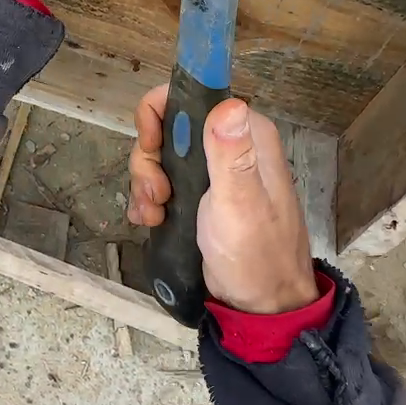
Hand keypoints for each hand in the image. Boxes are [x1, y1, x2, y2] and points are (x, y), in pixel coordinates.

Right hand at [127, 88, 318, 314]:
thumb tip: (230, 103)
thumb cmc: (254, 254)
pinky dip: (149, 199)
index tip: (152, 146)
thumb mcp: (239, 203)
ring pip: (159, 156)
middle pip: (167, 127)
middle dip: (150, 159)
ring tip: (154, 215)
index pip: (189, 95)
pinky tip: (152, 222)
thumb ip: (231, 154)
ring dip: (146, 184)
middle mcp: (228, 144)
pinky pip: (160, 181)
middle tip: (157, 193)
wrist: (259, 308)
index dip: (159, 113)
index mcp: (245, 133)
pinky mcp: (199, 195)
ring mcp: (212, 171)